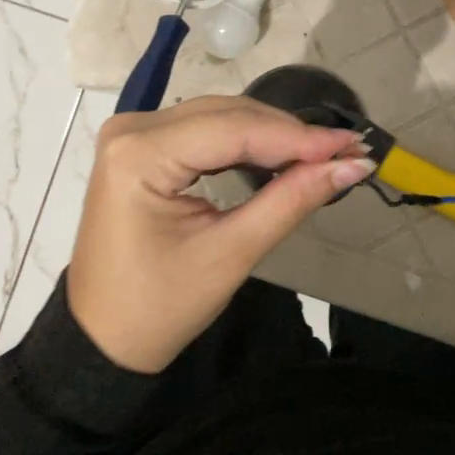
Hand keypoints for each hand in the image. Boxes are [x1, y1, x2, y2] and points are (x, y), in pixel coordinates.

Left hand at [67, 97, 374, 373]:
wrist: (102, 339)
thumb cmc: (159, 306)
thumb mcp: (229, 255)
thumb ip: (290, 201)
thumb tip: (351, 166)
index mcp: (140, 153)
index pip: (233, 130)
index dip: (297, 137)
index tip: (352, 145)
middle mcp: (132, 128)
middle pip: (226, 116)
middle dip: (288, 134)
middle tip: (345, 151)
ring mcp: (133, 133)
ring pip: (218, 117)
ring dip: (269, 134)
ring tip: (322, 154)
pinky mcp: (141, 144)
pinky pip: (203, 130)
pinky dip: (243, 141)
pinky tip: (279, 154)